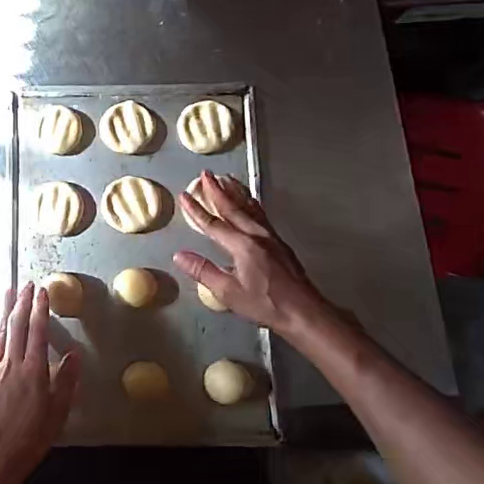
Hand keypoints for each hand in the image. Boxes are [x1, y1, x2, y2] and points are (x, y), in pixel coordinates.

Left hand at [0, 282, 79, 483]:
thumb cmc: (31, 437)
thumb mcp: (58, 411)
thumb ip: (66, 380)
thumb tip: (74, 355)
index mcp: (33, 371)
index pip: (38, 332)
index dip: (41, 309)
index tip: (43, 291)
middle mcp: (12, 365)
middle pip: (17, 327)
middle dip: (22, 303)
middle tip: (26, 284)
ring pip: (0, 333)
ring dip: (5, 311)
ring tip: (8, 292)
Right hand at [174, 172, 333, 334]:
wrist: (303, 310)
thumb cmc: (266, 304)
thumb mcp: (228, 293)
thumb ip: (203, 271)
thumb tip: (180, 256)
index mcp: (242, 246)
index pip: (213, 224)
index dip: (196, 210)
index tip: (185, 196)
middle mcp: (256, 236)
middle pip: (233, 208)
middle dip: (217, 190)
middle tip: (206, 174)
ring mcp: (270, 237)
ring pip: (249, 208)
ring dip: (236, 192)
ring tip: (227, 178)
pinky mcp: (279, 243)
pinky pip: (261, 215)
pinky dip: (251, 203)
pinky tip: (251, 202)